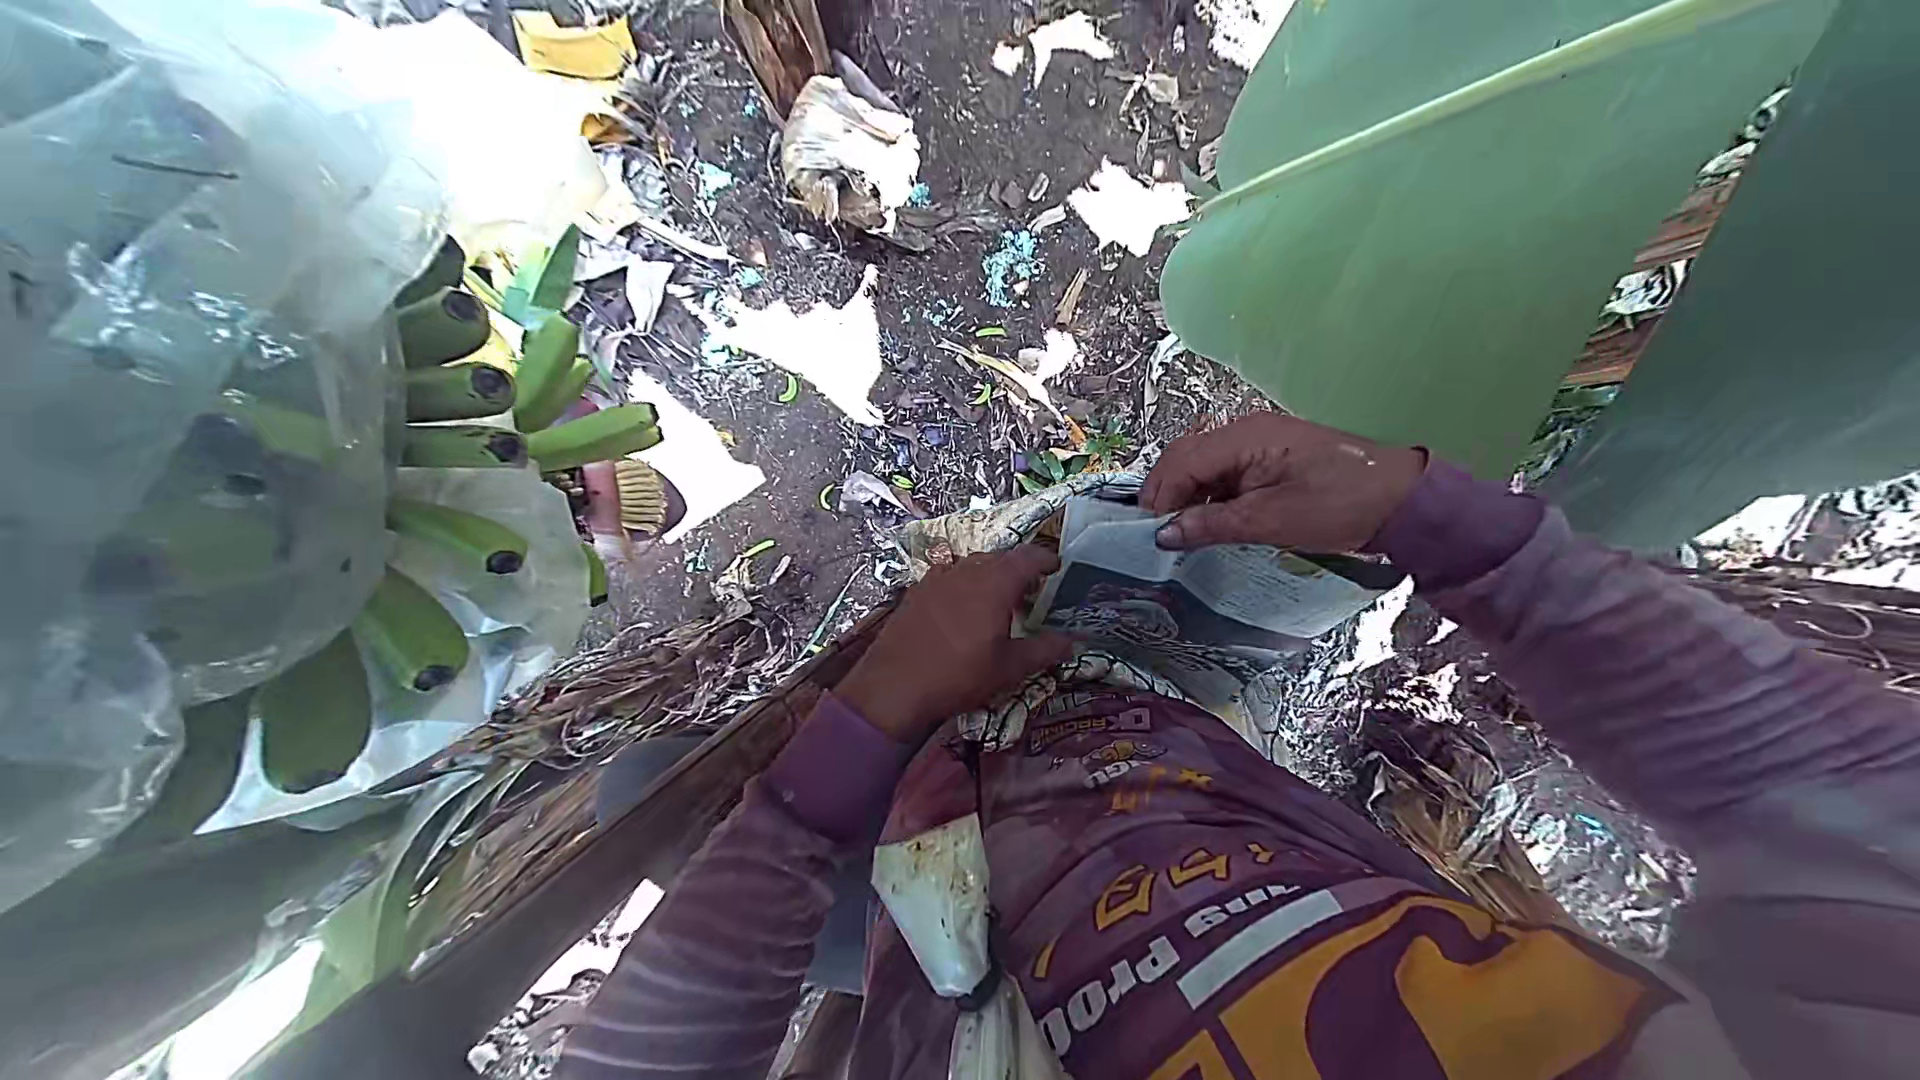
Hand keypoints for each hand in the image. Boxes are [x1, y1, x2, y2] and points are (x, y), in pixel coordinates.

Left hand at [834, 546, 1074, 742]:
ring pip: (972, 565)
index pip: (1028, 556)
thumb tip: (1072, 641)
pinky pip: (948, 576)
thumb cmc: (959, 675)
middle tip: (1030, 592)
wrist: (894, 685)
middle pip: (1000, 558)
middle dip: (1018, 570)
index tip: (1057, 569)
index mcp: (995, 583)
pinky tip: (961, 610)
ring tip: (997, 602)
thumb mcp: (1009, 668)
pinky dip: (963, 585)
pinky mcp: (916, 591)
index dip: (1046, 559)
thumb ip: (1044, 650)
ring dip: (989, 576)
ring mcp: (937, 578)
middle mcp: (966, 571)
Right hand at [1141, 414, 1425, 552]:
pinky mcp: (1265, 457)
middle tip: (1158, 533)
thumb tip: (1162, 535)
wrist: (1403, 500)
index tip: (1146, 532)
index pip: (1180, 461)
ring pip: (1199, 465)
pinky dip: (1206, 496)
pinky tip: (1206, 521)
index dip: (1158, 496)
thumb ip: (1211, 524)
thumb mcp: (1270, 521)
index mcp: (1244, 437)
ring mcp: (1255, 442)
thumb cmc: (1338, 506)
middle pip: (1183, 457)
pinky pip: (1221, 473)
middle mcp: (1244, 431)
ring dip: (1184, 497)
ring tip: (1179, 531)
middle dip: (1165, 494)